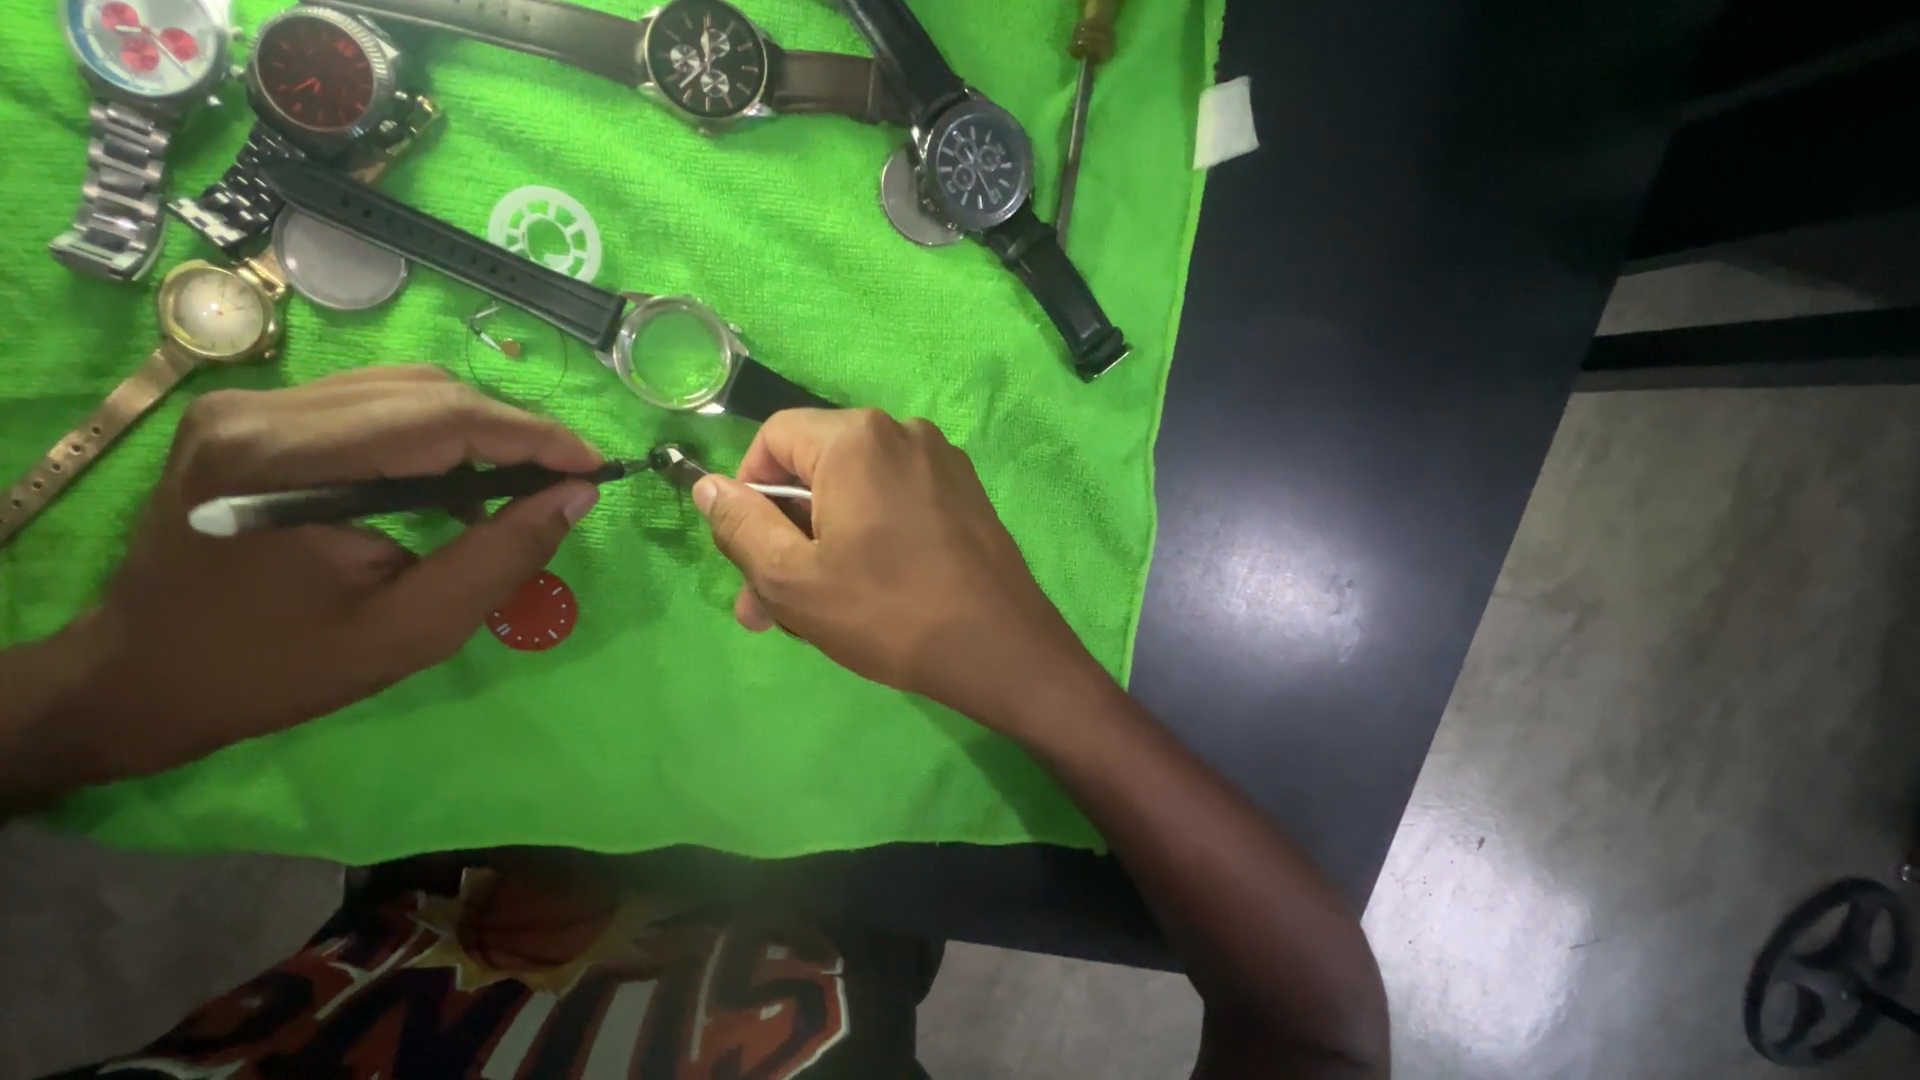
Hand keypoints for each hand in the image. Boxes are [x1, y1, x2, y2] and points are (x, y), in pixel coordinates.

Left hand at [43, 366, 600, 784]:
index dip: (535, 437)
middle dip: (514, 434)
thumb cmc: (278, 668)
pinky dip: (434, 437)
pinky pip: (374, 404)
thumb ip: (502, 557)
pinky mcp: (253, 417)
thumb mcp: (412, 630)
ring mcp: (249, 407)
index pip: (444, 419)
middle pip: (428, 392)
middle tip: (564, 484)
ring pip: (406, 389)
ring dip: (477, 433)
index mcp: (286, 462)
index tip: (595, 467)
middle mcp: (260, 411)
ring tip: (511, 490)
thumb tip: (576, 496)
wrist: (142, 677)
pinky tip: (449, 486)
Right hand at [692, 408, 1096, 728]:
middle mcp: (902, 432)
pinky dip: (868, 539)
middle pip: (816, 470)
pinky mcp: (966, 495)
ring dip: (823, 547)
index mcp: (856, 437)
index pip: (773, 439)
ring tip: (813, 613)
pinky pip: (895, 503)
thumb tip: (708, 486)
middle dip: (784, 536)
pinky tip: (867, 594)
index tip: (747, 552)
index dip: (746, 492)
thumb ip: (741, 526)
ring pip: (855, 494)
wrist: (1002, 649)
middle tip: (767, 607)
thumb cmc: (888, 612)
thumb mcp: (793, 579)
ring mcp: (942, 463)